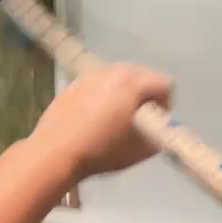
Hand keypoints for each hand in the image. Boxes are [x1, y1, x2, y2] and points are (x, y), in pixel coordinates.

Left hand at [29, 64, 171, 183]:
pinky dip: (102, 94)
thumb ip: (159, 135)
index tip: (155, 123)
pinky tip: (94, 114)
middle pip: (141, 75)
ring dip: (123, 92)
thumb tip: (158, 129)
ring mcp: (89, 75)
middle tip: (138, 118)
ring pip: (117, 77)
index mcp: (133, 82)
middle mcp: (112, 71)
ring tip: (116, 116)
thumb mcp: (142, 149)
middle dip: (145, 94)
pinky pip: (97, 83)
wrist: (56, 151)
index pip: (164, 84)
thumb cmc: (103, 150)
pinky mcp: (72, 83)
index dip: (165, 105)